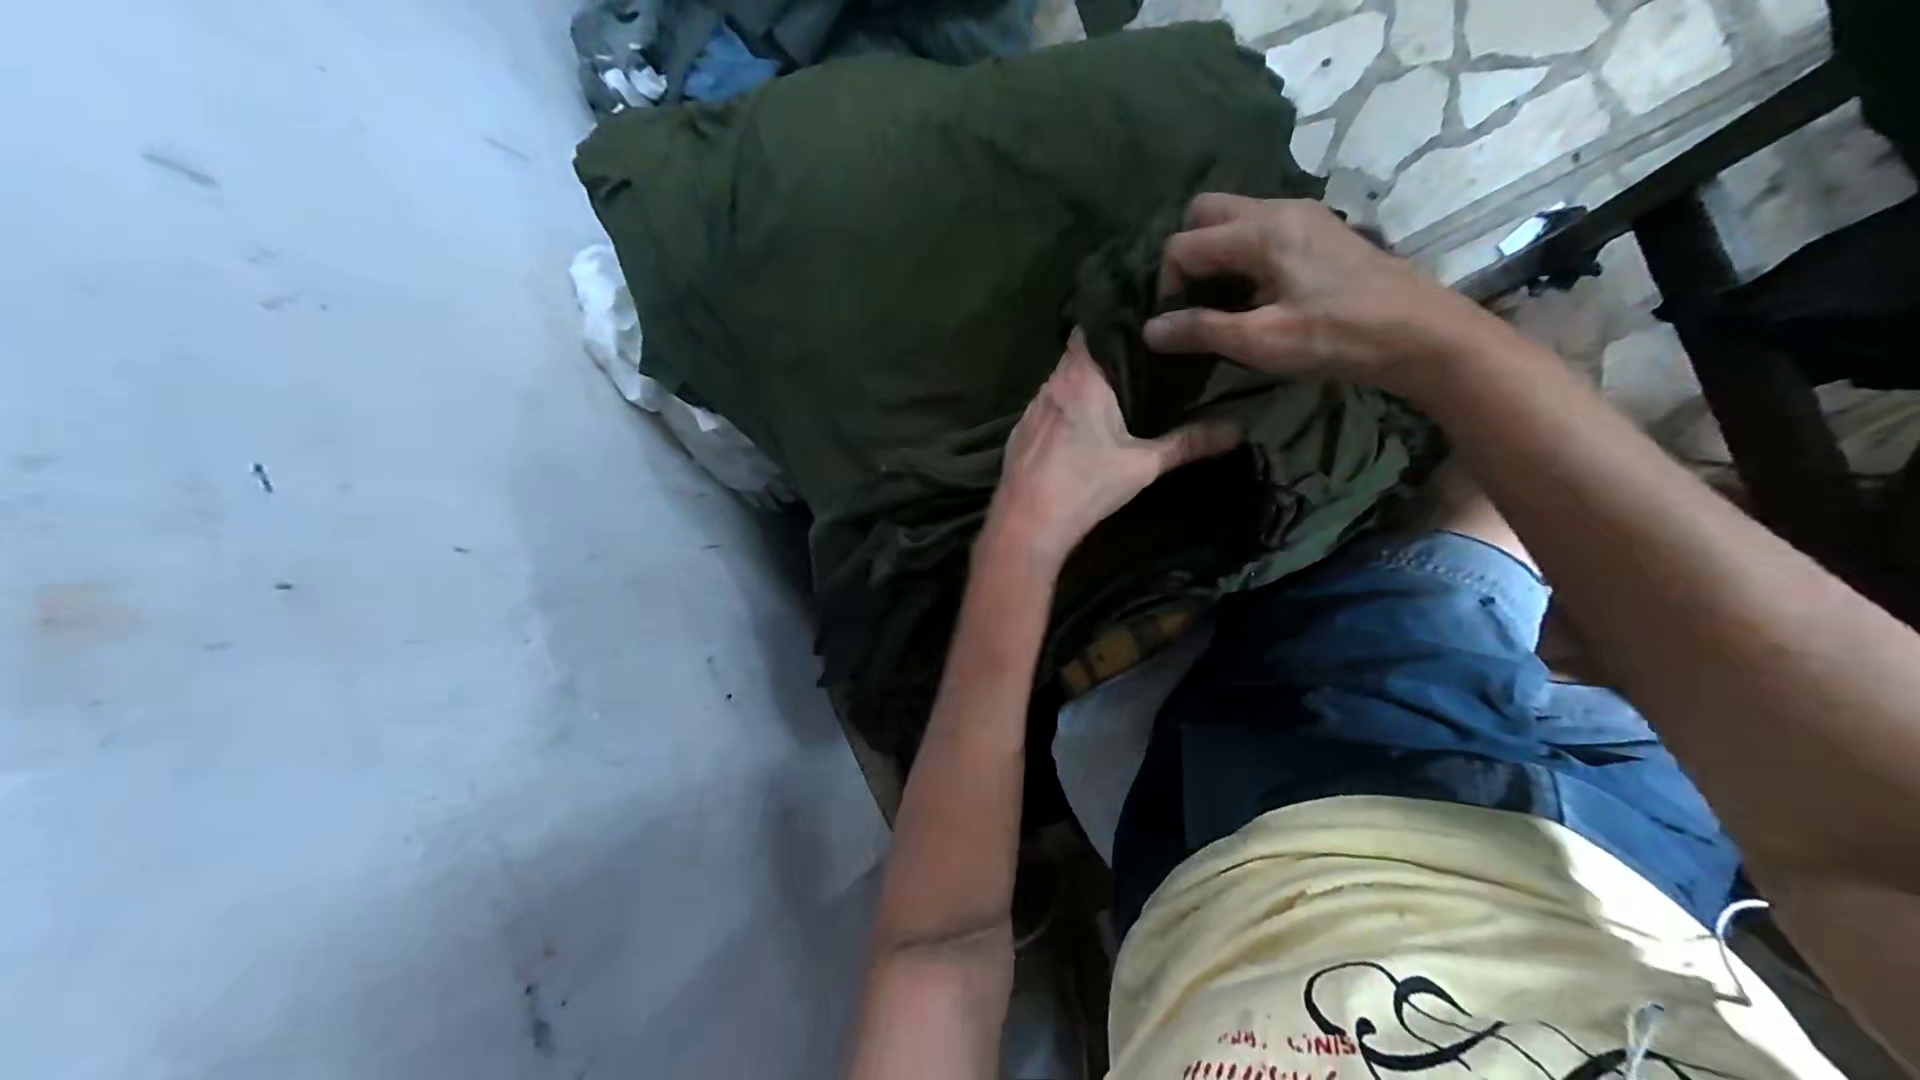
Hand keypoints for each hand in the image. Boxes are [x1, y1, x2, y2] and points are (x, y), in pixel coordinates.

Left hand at [986, 330, 1240, 569]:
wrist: (1027, 524)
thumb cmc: (1086, 487)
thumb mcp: (1143, 466)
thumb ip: (1189, 443)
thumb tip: (1238, 429)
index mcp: (1081, 379)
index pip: (1093, 328)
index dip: (1116, 321)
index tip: (1143, 322)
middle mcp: (1051, 385)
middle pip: (1078, 355)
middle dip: (1106, 356)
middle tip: (1141, 359)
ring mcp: (1031, 409)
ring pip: (1061, 382)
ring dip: (1084, 384)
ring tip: (1114, 390)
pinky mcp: (1020, 433)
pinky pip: (1047, 407)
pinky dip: (1064, 408)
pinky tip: (1079, 426)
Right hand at [1142, 195, 1511, 396]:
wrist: (1420, 333)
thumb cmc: (1338, 337)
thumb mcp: (1262, 341)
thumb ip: (1201, 331)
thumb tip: (1149, 329)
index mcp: (1260, 232)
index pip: (1183, 245)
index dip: (1167, 285)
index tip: (1178, 324)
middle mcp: (1277, 210)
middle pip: (1204, 212)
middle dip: (1186, 253)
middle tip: (1192, 298)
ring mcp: (1302, 215)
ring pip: (1233, 217)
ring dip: (1214, 253)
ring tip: (1219, 300)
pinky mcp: (1319, 231)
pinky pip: (1260, 227)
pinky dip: (1240, 253)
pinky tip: (1252, 292)